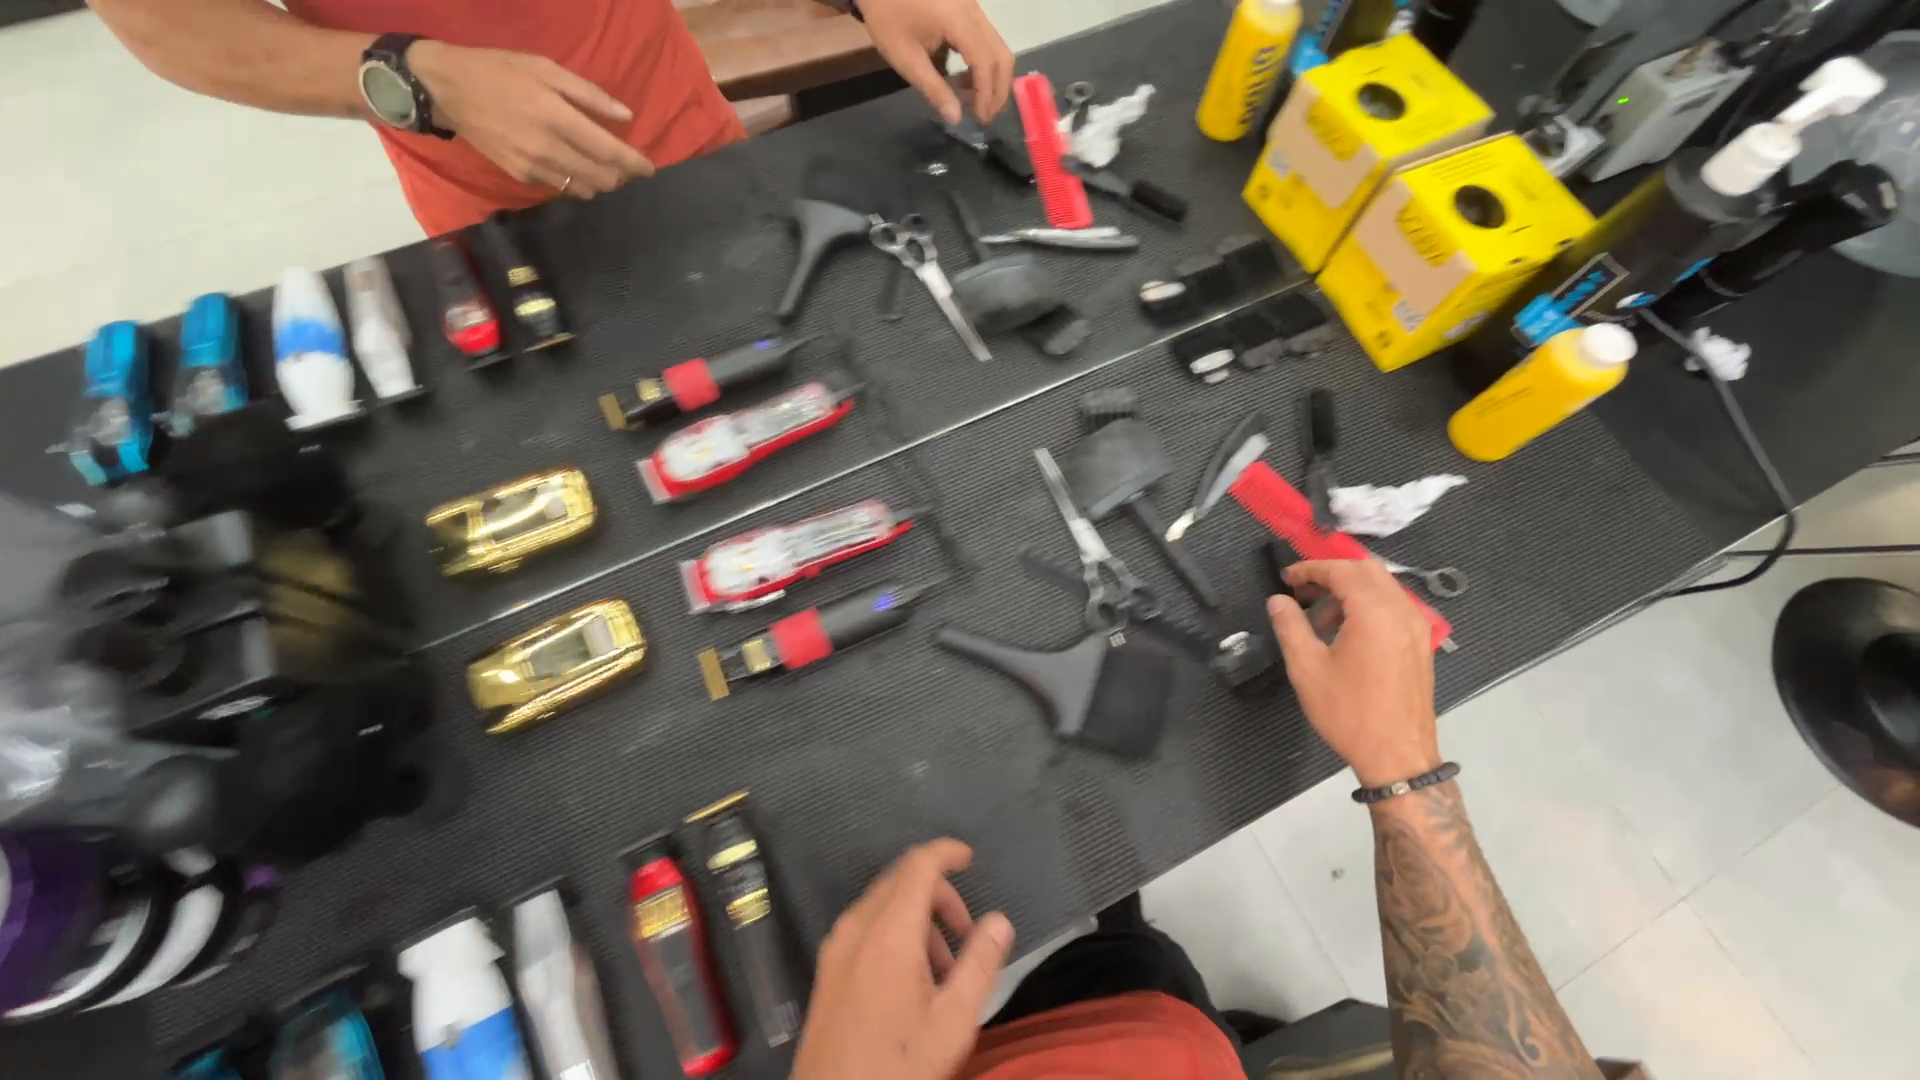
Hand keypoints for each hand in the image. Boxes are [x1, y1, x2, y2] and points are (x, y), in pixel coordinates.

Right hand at [409, 41, 653, 198]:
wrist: (446, 88)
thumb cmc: (499, 70)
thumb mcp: (545, 68)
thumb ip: (589, 95)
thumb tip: (626, 116)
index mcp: (557, 116)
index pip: (609, 152)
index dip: (635, 164)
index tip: (649, 169)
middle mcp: (548, 147)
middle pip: (602, 178)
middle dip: (621, 176)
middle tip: (626, 167)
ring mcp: (534, 166)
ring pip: (584, 189)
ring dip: (600, 182)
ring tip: (603, 168)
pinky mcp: (522, 175)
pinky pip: (562, 188)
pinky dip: (576, 183)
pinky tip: (575, 168)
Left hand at [791, 839, 1014, 1079]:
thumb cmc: (899, 1066)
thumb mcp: (953, 1022)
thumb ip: (980, 963)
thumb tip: (999, 920)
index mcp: (889, 931)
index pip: (919, 865)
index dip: (946, 852)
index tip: (970, 860)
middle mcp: (857, 926)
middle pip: (901, 879)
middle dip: (939, 894)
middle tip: (966, 934)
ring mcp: (836, 946)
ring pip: (882, 903)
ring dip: (918, 917)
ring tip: (942, 969)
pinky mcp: (827, 967)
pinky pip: (866, 925)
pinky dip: (894, 931)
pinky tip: (910, 979)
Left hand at [857, 0, 1014, 125]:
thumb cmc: (887, 17)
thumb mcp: (905, 58)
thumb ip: (934, 89)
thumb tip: (956, 118)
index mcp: (957, 20)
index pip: (985, 62)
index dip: (986, 94)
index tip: (979, 119)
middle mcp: (973, 11)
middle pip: (1001, 55)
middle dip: (998, 90)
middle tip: (983, 116)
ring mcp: (974, 7)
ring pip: (999, 47)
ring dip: (993, 79)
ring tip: (974, 102)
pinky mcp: (970, 8)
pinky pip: (989, 40)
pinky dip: (985, 65)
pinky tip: (967, 81)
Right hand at [1268, 560, 1439, 788]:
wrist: (1397, 755)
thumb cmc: (1348, 711)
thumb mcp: (1307, 668)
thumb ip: (1290, 626)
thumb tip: (1278, 601)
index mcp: (1374, 612)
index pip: (1342, 571)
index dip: (1310, 569)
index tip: (1286, 579)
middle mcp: (1401, 611)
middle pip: (1367, 570)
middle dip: (1332, 574)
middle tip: (1302, 592)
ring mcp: (1416, 627)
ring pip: (1383, 588)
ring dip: (1350, 591)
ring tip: (1320, 619)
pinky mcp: (1420, 644)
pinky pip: (1393, 608)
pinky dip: (1368, 606)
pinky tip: (1346, 634)